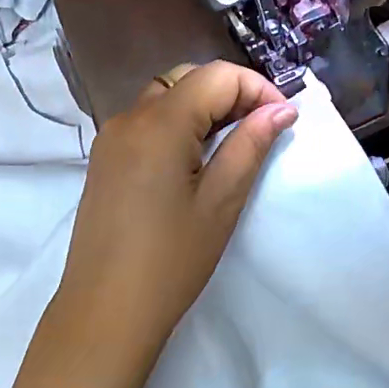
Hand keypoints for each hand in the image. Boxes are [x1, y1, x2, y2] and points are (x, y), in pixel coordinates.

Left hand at [57, 61, 297, 341]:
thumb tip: (281, 109)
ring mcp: (110, 139)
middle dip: (231, 94)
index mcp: (158, 123)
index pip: (216, 76)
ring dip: (204, 108)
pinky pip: (146, 123)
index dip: (257, 88)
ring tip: (234, 144)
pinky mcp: (104, 160)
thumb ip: (251, 145)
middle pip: (187, 79)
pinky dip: (178, 125)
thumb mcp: (221, 201)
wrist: (105, 311)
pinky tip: (195, 159)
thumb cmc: (171, 260)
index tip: (284, 119)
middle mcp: (128, 118)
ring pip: (165, 98)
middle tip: (262, 129)